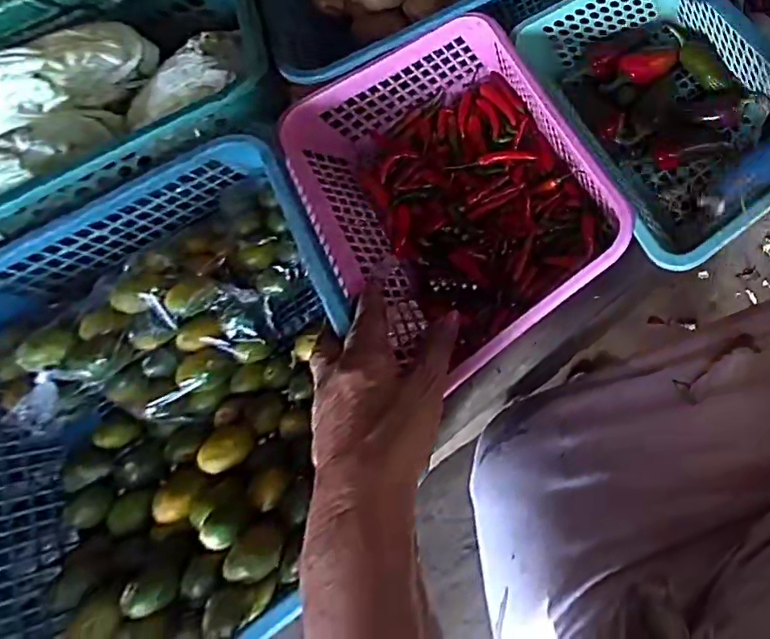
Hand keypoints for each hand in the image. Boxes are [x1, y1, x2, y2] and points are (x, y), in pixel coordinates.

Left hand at [309, 284, 458, 496]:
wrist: (357, 498)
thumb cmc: (396, 437)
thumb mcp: (427, 389)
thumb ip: (436, 350)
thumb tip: (447, 316)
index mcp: (362, 356)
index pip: (368, 313)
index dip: (374, 290)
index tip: (378, 272)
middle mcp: (336, 372)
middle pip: (332, 337)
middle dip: (344, 323)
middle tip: (361, 317)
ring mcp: (324, 402)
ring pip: (325, 365)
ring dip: (339, 352)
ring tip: (359, 354)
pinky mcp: (322, 428)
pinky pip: (327, 390)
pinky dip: (340, 381)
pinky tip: (357, 395)